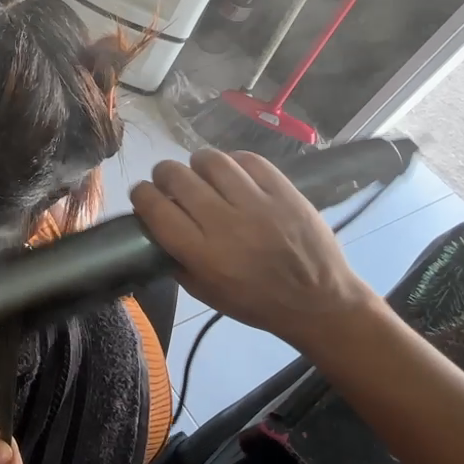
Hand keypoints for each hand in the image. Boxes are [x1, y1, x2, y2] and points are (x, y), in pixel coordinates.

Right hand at [131, 149, 377, 348]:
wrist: (321, 305)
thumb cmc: (256, 303)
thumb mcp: (204, 292)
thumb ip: (174, 256)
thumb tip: (152, 223)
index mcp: (202, 253)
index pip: (153, 206)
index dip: (141, 194)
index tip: (145, 196)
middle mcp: (225, 224)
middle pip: (176, 175)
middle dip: (164, 176)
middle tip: (172, 185)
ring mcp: (258, 204)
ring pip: (209, 160)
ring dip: (198, 165)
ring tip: (205, 177)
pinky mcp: (284, 192)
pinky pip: (248, 159)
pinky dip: (235, 163)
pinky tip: (236, 177)